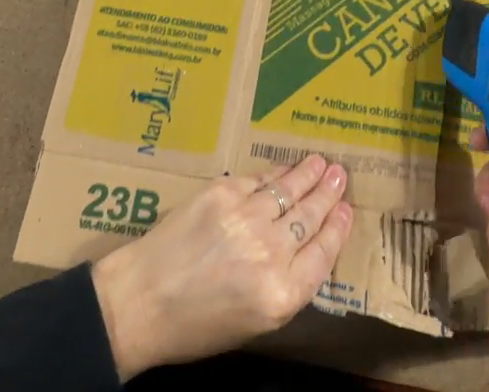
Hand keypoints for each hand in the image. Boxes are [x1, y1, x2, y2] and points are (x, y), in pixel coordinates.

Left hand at [90, 153, 354, 380]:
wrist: (141, 301)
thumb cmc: (197, 325)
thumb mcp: (256, 323)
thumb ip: (288, 286)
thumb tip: (309, 247)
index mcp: (282, 294)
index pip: (324, 253)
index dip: (338, 228)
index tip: (348, 210)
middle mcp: (271, 253)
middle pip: (310, 216)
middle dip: (329, 194)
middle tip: (340, 176)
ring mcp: (246, 218)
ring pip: (288, 191)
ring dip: (307, 175)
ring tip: (321, 164)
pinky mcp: (222, 193)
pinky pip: (259, 180)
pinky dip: (275, 174)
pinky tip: (284, 169)